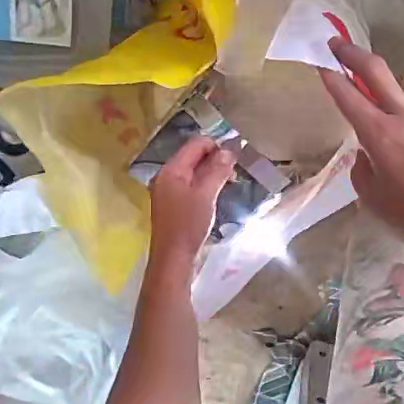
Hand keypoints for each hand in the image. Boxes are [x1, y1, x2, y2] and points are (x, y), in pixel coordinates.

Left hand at [148, 136, 233, 276]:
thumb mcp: (206, 195)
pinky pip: (190, 185)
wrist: (173, 258)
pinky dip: (205, 184)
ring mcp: (168, 190)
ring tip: (230, 180)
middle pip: (193, 156)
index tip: (236, 154)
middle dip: (215, 158)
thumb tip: (229, 150)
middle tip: (236, 169)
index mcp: (171, 170)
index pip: (195, 145)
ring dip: (211, 172)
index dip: (216, 145)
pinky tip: (217, 193)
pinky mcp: (173, 203)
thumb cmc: (188, 225)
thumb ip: (217, 170)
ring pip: (193, 172)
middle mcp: (166, 176)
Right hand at [318, 38, 403, 271]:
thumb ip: (362, 166)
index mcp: (381, 136)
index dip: (332, 78)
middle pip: (377, 72)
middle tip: (337, 44)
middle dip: (353, 55)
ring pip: (401, 108)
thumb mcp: (372, 198)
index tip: (322, 63)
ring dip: (390, 120)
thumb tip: (368, 151)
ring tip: (400, 165)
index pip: (349, 96)